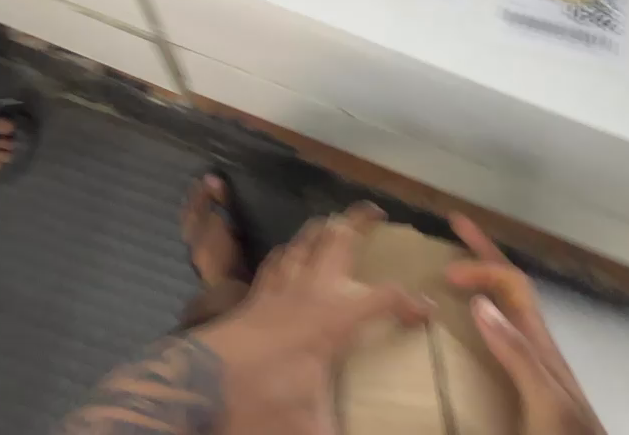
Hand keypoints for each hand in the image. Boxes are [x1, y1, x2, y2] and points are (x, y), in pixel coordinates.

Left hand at [192, 202, 428, 433]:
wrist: (202, 384)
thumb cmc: (262, 399)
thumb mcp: (309, 426)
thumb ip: (335, 429)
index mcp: (334, 317)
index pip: (384, 297)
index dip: (410, 302)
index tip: (426, 310)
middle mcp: (311, 290)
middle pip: (339, 238)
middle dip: (360, 220)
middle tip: (376, 214)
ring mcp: (280, 286)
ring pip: (306, 238)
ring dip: (324, 228)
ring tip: (337, 225)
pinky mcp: (255, 292)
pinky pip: (278, 258)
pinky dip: (292, 249)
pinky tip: (293, 253)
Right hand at [446, 213, 605, 434]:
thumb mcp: (544, 400)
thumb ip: (516, 354)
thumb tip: (479, 302)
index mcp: (537, 340)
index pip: (512, 282)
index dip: (482, 266)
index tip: (447, 272)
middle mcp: (535, 343)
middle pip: (511, 283)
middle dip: (485, 251)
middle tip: (457, 224)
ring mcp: (532, 364)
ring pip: (508, 306)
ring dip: (485, 279)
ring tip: (457, 269)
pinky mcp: (525, 387)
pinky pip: (502, 334)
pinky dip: (484, 314)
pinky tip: (469, 328)